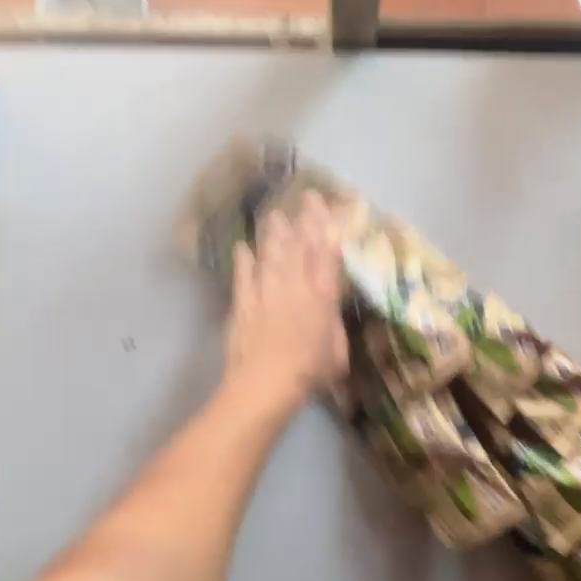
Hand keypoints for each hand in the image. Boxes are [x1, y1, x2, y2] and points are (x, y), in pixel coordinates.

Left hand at [225, 192, 348, 405]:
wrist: (264, 384)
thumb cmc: (309, 372)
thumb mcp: (337, 352)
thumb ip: (333, 326)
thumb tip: (329, 314)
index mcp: (322, 297)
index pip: (327, 254)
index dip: (328, 227)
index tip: (329, 206)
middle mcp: (295, 286)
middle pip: (300, 246)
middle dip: (304, 219)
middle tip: (306, 196)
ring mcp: (266, 292)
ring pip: (271, 255)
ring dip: (274, 233)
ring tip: (275, 215)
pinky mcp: (243, 304)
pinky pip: (243, 276)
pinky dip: (243, 261)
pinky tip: (242, 248)